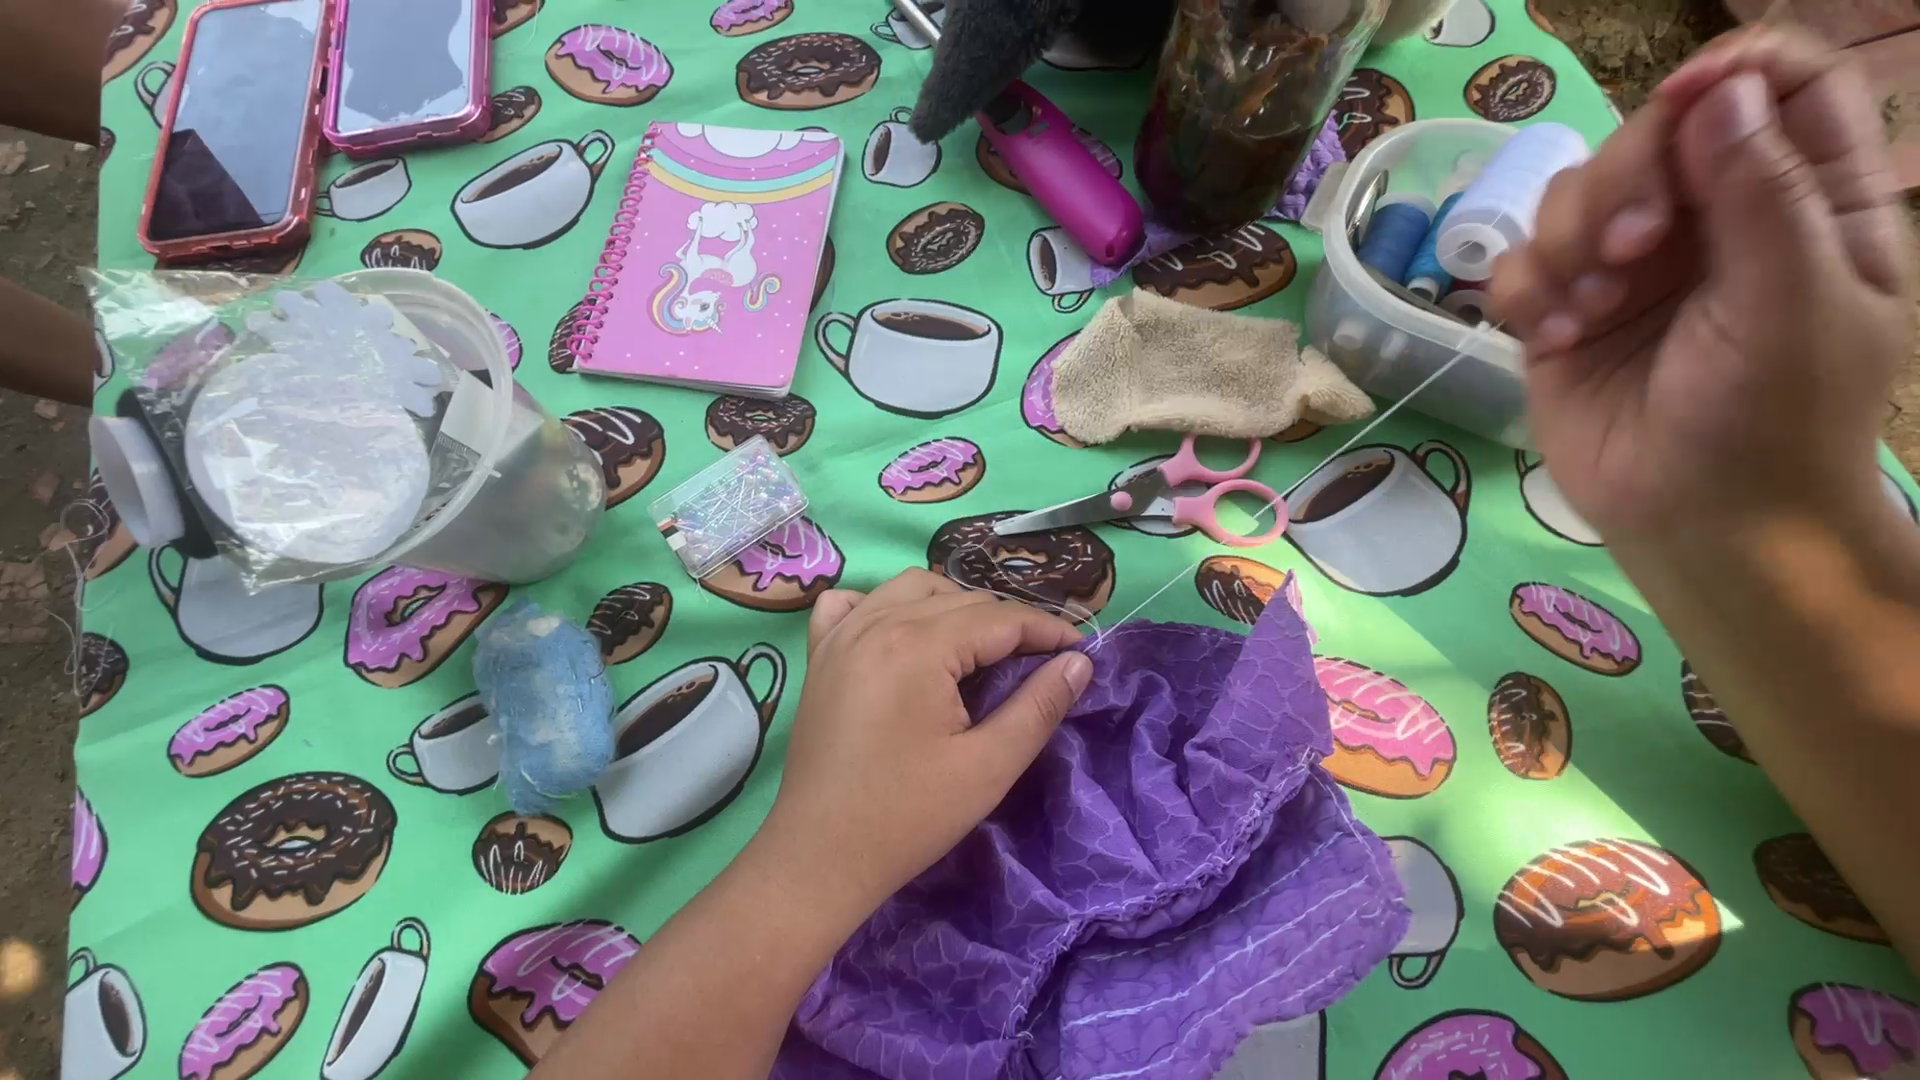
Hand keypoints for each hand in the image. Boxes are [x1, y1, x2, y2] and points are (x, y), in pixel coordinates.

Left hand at [752, 569, 1092, 918]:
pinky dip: (884, 604)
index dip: (1047, 629)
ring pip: (911, 588)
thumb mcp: (988, 767)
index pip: (1000, 617)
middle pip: (960, 599)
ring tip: (978, 648)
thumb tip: (1080, 662)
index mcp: (918, 646)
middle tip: (1039, 661)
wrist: (819, 856)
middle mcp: (878, 624)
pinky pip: (855, 603)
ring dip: (954, 604)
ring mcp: (841, 635)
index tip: (1080, 649)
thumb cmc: (908, 817)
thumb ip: (1038, 708)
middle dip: (1009, 622)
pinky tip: (901, 634)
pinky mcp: (821, 655)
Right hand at [1489, 27, 1914, 542]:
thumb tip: (1717, 90)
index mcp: (1797, 201)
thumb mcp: (1793, 298)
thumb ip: (1761, 192)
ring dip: (1567, 247)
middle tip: (1631, 250)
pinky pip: (1515, 269)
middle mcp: (1703, 224)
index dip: (1727, 74)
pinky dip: (1525, 295)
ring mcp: (1621, 271)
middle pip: (1645, 137)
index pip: (1775, 89)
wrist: (1692, 515)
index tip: (1682, 102)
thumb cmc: (1770, 414)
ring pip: (1565, 200)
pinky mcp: (1555, 317)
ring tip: (1591, 311)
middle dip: (1623, 185)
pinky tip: (1553, 337)